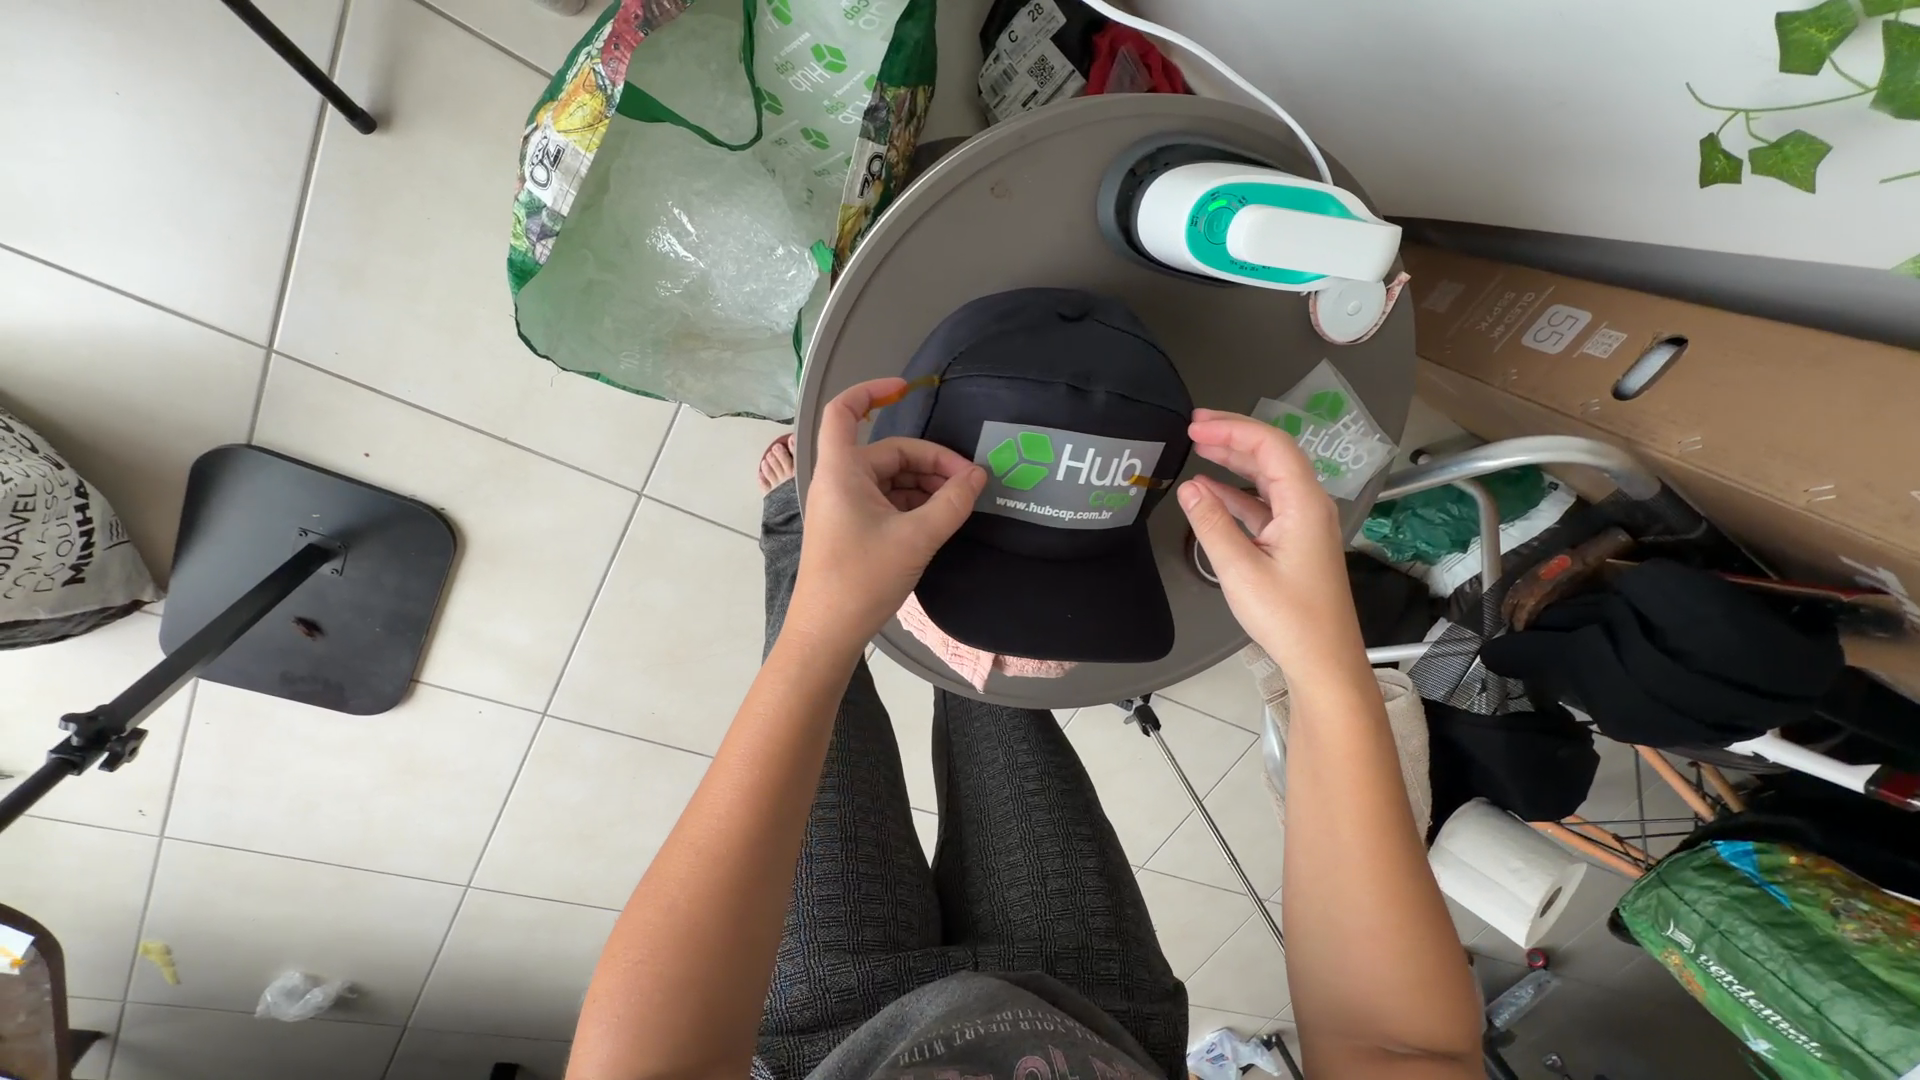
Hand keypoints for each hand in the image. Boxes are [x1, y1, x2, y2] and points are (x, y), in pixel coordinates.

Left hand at [790, 378, 985, 649]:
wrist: (827, 633)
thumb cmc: (861, 580)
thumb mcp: (916, 539)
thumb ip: (952, 503)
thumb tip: (978, 475)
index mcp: (841, 471)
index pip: (844, 411)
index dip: (872, 391)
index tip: (907, 389)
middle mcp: (839, 481)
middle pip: (888, 452)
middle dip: (931, 461)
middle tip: (970, 481)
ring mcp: (845, 506)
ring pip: (891, 479)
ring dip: (926, 485)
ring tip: (961, 503)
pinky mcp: (852, 528)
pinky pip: (887, 501)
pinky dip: (915, 504)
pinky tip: (941, 518)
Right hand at [1177, 408, 1366, 672]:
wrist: (1322, 658)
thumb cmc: (1287, 616)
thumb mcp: (1240, 569)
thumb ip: (1212, 524)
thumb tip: (1189, 488)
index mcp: (1304, 504)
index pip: (1270, 446)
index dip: (1232, 429)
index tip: (1196, 426)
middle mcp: (1308, 505)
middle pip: (1272, 455)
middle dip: (1233, 436)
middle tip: (1193, 427)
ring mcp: (1302, 523)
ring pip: (1267, 478)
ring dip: (1234, 461)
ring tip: (1199, 448)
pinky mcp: (1294, 541)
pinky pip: (1264, 504)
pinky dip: (1236, 493)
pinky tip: (1210, 492)